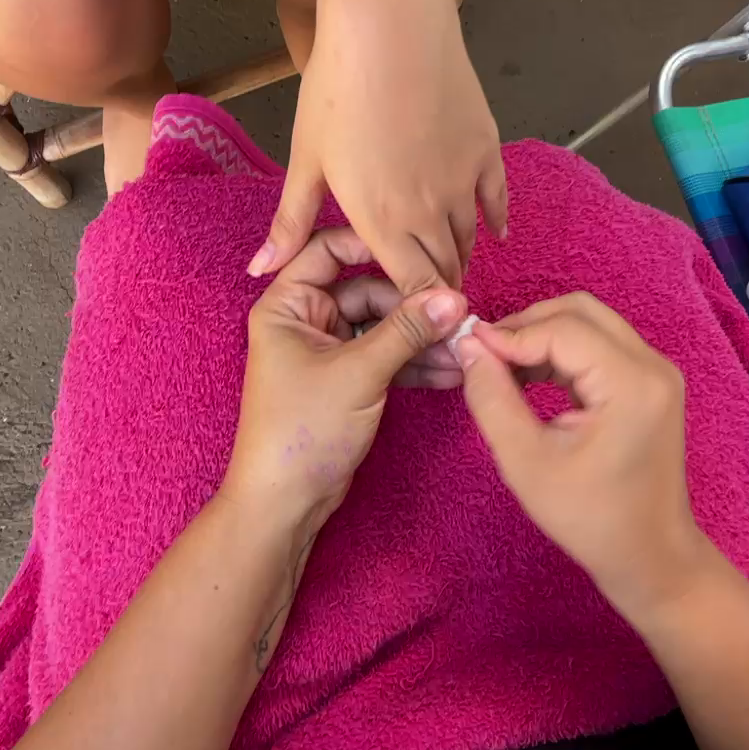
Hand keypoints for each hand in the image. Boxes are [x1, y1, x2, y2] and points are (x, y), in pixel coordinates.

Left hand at [226, 228, 468, 523]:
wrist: (285, 502)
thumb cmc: (303, 429)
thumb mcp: (358, 373)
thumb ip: (406, 332)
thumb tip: (455, 299)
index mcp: (287, 305)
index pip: (328, 250)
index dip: (372, 247)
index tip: (420, 255)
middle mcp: (306, 319)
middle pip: (367, 292)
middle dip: (412, 308)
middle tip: (458, 319)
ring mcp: (328, 350)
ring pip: (382, 328)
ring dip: (421, 339)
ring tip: (463, 351)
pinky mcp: (348, 378)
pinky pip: (385, 357)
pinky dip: (414, 364)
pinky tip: (451, 373)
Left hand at [251, 0, 507, 295]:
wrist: (389, 23)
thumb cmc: (337, 91)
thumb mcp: (306, 160)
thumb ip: (292, 223)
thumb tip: (258, 271)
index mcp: (382, 222)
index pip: (414, 289)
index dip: (420, 315)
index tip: (418, 325)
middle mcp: (430, 212)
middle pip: (445, 269)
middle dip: (438, 291)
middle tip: (431, 304)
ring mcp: (464, 182)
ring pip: (470, 240)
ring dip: (460, 259)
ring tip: (452, 270)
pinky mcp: (487, 153)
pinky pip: (498, 203)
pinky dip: (496, 224)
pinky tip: (494, 235)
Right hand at [455, 293, 712, 618]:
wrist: (650, 556)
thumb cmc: (589, 518)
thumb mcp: (525, 462)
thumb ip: (491, 398)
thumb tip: (467, 346)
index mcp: (632, 385)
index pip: (562, 330)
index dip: (509, 334)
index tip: (467, 348)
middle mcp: (652, 365)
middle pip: (579, 311)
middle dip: (526, 324)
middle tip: (485, 353)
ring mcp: (655, 370)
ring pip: (588, 321)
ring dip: (541, 334)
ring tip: (502, 365)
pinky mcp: (647, 380)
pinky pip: (597, 343)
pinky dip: (559, 349)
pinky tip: (529, 375)